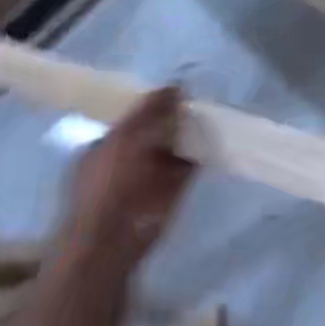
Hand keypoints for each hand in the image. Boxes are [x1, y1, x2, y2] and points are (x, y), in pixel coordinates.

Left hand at [61, 86, 197, 264]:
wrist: (111, 241)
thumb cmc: (108, 184)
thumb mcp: (126, 138)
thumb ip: (152, 110)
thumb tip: (175, 84)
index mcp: (107, 144)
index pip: (135, 115)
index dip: (156, 101)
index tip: (179, 88)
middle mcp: (130, 156)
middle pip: (160, 127)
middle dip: (178, 113)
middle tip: (201, 96)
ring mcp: (153, 172)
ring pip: (178, 142)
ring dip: (193, 129)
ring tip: (213, 109)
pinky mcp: (174, 187)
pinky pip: (193, 160)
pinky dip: (205, 148)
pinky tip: (217, 132)